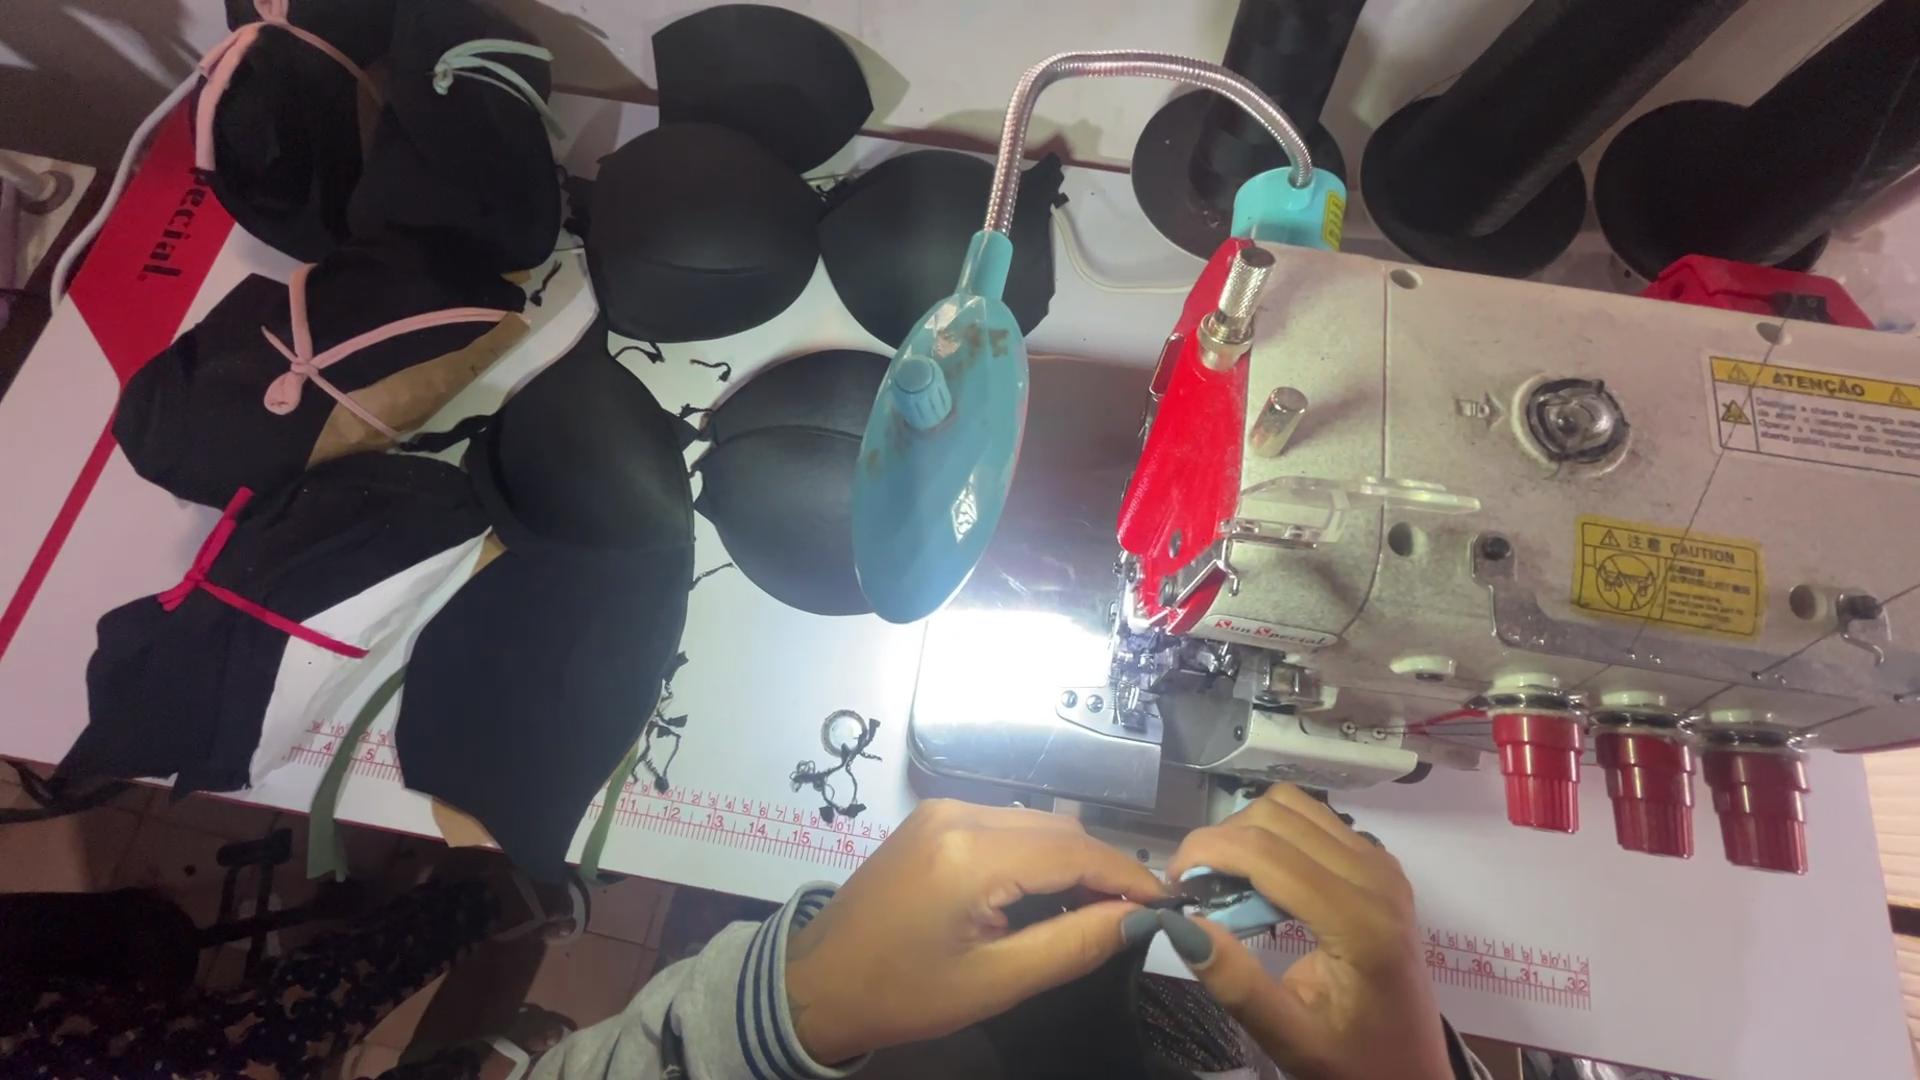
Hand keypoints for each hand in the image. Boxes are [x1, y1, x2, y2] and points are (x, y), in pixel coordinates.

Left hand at [784, 799, 1165, 1062]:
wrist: (820, 981)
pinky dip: (1034, 850)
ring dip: (1068, 858)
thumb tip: (1138, 918)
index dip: (1127, 874)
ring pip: (1033, 821)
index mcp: (970, 853)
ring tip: (1089, 907)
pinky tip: (1040, 890)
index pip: (1073, 850)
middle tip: (1130, 915)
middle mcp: (959, 812)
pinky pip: (1004, 822)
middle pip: (1055, 829)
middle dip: (1100, 867)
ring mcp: (942, 808)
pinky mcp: (934, 815)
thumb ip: (1073, 945)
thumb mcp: (995, 982)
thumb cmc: (905, 993)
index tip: (1168, 902)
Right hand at [1165, 785, 1452, 1079]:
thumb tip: (1181, 924)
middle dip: (1219, 840)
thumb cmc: (1355, 1062)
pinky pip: (1309, 815)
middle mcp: (1375, 878)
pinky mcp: (1376, 858)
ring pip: (1289, 804)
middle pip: (1273, 818)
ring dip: (1244, 828)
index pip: (1265, 853)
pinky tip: (1261, 870)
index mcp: (1360, 923)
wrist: (1415, 1074)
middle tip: (1195, 884)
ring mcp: (1380, 862)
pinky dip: (1271, 828)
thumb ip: (1238, 985)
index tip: (1173, 881)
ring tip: (1225, 874)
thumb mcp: (1292, 1042)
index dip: (1206, 852)